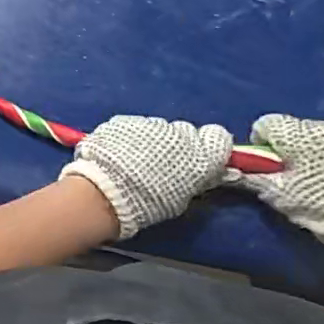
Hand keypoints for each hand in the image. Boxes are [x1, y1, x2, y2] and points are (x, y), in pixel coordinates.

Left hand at [60, 115, 234, 239]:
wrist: (105, 191)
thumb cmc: (147, 202)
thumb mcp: (181, 197)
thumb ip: (195, 179)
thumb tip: (205, 173)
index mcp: (201, 155)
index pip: (218, 137)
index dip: (206, 146)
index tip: (196, 157)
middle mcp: (179, 133)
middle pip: (184, 131)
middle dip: (175, 144)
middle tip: (159, 162)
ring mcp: (150, 124)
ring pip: (157, 128)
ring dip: (150, 139)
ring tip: (132, 159)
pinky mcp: (124, 120)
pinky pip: (132, 126)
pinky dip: (128, 136)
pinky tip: (116, 152)